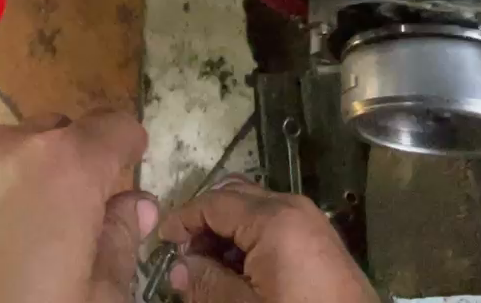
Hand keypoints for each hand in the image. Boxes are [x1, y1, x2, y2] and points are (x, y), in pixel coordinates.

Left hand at [0, 111, 154, 302]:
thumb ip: (120, 246)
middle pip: (59, 136)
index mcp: (66, 166)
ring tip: (20, 242)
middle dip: (75, 167)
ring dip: (26, 180)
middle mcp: (12, 146)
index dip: (129, 145)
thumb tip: (135, 207)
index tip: (134, 162)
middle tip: (78, 222)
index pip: (114, 127)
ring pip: (10, 154)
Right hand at [158, 178, 379, 302]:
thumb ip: (208, 285)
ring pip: (254, 209)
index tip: (160, 240)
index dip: (183, 218)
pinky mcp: (320, 238)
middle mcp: (291, 206)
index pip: (214, 202)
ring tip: (208, 268)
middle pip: (234, 196)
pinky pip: (275, 223)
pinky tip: (239, 271)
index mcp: (273, 218)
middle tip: (183, 255)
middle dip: (205, 221)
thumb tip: (179, 267)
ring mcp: (310, 220)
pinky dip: (250, 238)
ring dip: (227, 230)